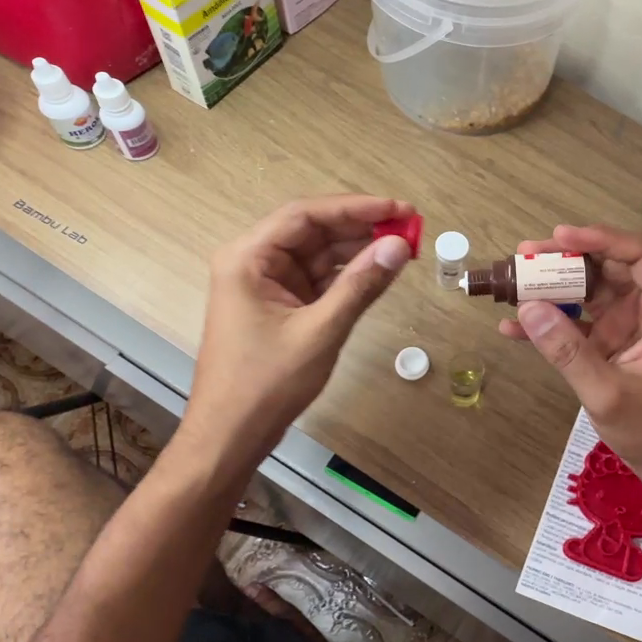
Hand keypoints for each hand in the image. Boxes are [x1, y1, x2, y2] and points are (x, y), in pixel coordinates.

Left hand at [183, 195, 412, 465]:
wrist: (231, 434)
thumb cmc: (267, 382)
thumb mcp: (320, 330)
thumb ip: (361, 285)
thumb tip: (399, 247)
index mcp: (248, 258)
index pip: (306, 215)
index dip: (356, 207)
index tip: (400, 209)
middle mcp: (254, 262)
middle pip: (313, 229)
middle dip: (361, 226)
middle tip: (410, 227)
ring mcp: (267, 284)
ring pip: (319, 253)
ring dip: (358, 249)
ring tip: (403, 248)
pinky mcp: (280, 305)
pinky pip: (318, 278)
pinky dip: (348, 274)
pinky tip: (380, 272)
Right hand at [498, 224, 641, 483]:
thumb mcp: (608, 393)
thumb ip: (568, 352)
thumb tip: (528, 308)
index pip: (640, 254)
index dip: (601, 238)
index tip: (560, 236)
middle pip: (609, 264)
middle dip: (567, 256)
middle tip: (524, 255)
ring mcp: (628, 322)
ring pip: (589, 287)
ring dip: (553, 283)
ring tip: (512, 280)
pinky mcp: (610, 339)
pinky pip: (578, 318)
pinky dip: (550, 319)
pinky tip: (514, 324)